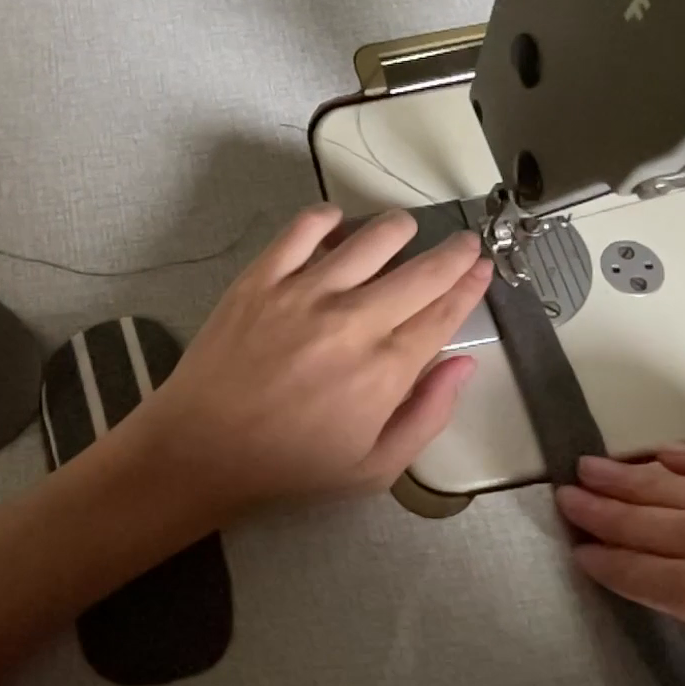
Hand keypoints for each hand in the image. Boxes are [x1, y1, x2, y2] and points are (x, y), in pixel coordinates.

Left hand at [116, 204, 491, 514]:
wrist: (202, 446)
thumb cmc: (290, 465)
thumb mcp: (373, 468)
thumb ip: (428, 415)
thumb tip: (465, 363)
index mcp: (385, 369)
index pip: (443, 312)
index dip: (470, 284)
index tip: (482, 266)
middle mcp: (353, 320)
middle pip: (421, 270)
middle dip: (453, 252)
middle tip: (462, 243)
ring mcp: (305, 292)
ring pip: (372, 237)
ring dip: (398, 228)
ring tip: (403, 231)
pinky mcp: (263, 276)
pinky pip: (304, 227)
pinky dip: (327, 217)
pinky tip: (336, 224)